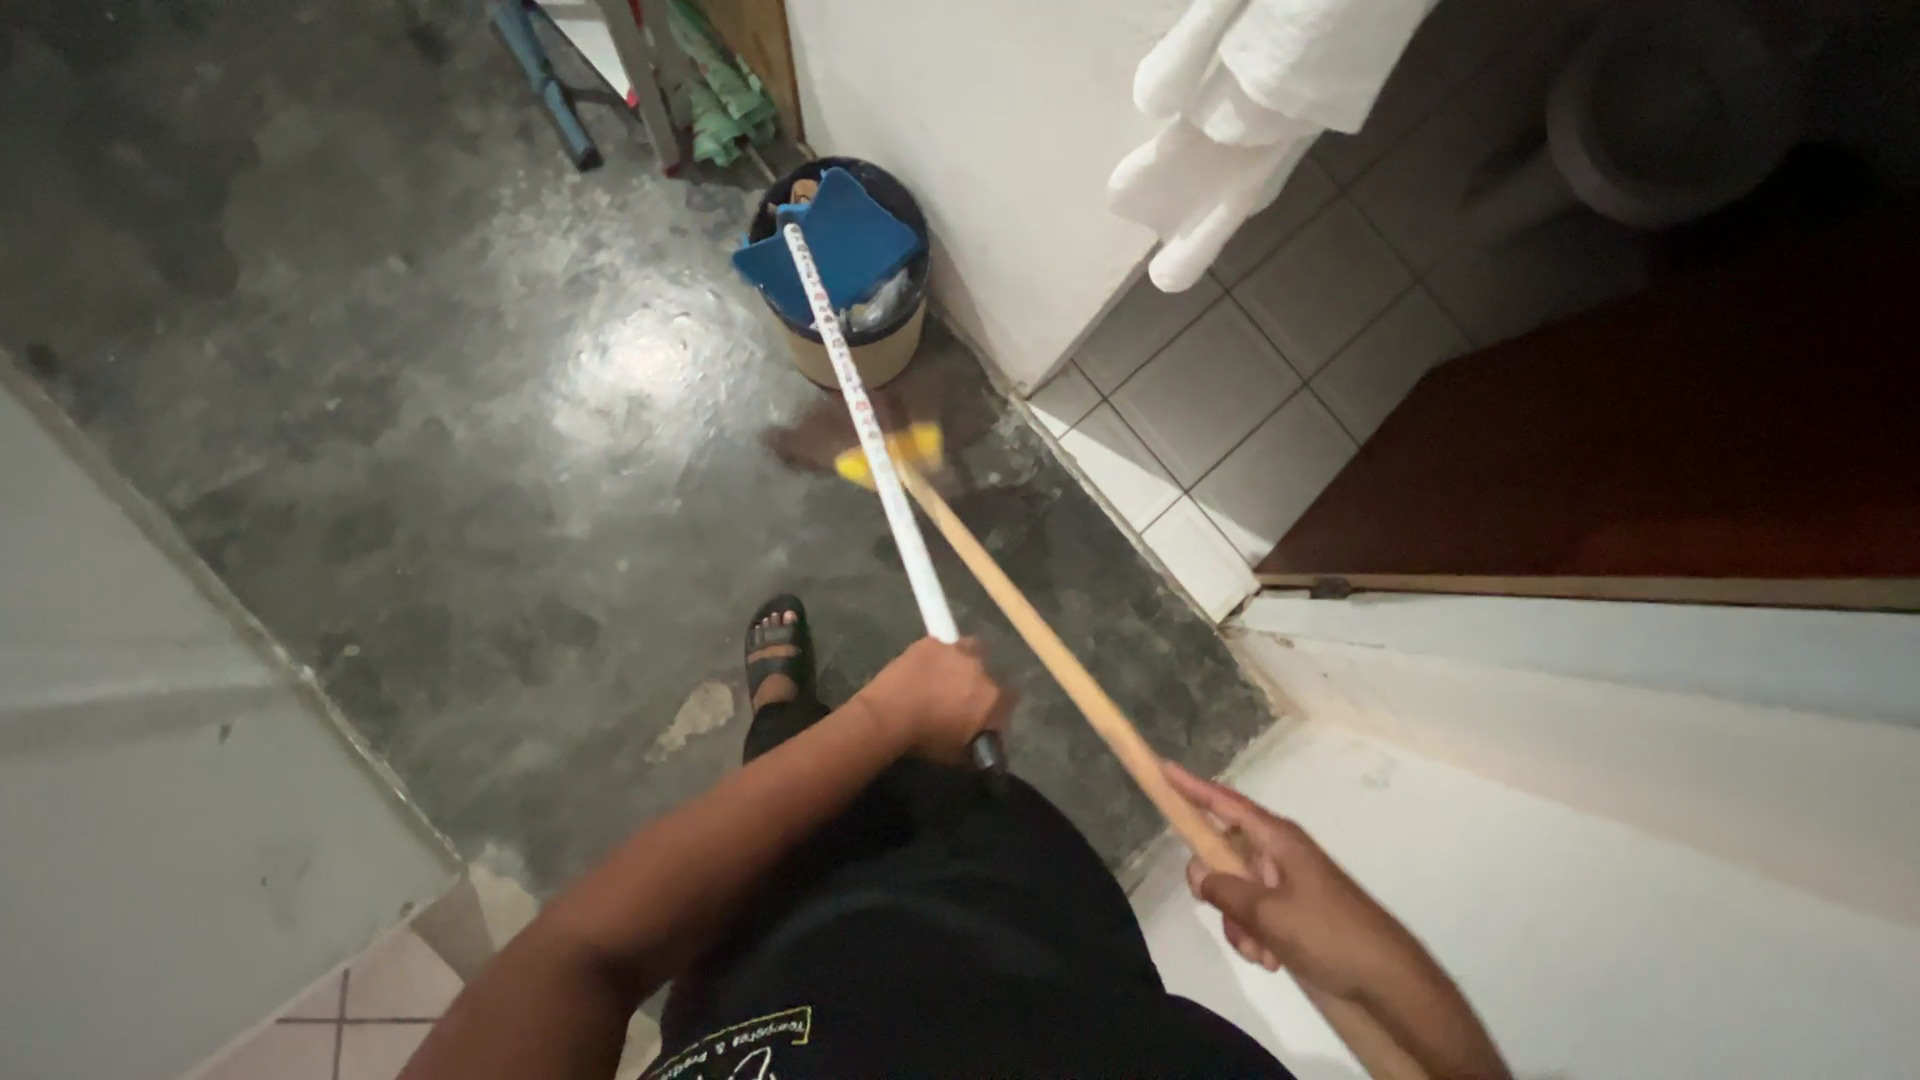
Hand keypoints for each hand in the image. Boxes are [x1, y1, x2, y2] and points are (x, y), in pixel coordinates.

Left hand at [855, 637, 1011, 763]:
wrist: (888, 717)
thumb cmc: (926, 740)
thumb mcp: (960, 754)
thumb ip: (978, 742)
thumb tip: (982, 740)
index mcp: (993, 698)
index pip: (1010, 699)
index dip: (997, 707)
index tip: (984, 715)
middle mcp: (981, 669)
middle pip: (988, 672)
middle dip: (977, 683)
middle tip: (960, 697)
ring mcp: (956, 651)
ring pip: (969, 650)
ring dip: (962, 662)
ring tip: (944, 676)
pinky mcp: (931, 642)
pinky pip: (941, 646)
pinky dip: (935, 656)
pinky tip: (922, 669)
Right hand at [1164, 761, 1433, 1000]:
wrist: (1389, 981)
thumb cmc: (1329, 934)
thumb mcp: (1267, 914)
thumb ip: (1224, 889)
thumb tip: (1197, 870)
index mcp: (1276, 838)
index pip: (1224, 803)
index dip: (1192, 787)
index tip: (1163, 767)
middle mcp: (1279, 852)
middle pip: (1224, 854)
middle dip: (1219, 889)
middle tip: (1221, 913)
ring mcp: (1288, 882)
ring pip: (1237, 890)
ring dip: (1238, 921)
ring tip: (1261, 951)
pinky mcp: (1295, 910)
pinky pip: (1255, 912)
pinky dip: (1255, 934)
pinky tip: (1272, 959)